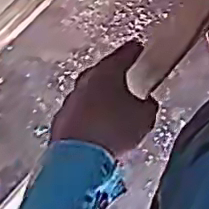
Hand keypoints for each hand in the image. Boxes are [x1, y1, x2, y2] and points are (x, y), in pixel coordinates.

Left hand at [50, 42, 157, 158]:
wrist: (78, 160)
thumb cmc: (113, 130)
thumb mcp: (145, 116)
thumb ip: (147, 104)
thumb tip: (146, 104)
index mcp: (108, 71)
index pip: (124, 54)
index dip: (133, 50)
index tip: (137, 48)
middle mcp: (86, 81)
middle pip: (102, 72)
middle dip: (113, 76)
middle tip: (126, 81)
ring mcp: (70, 102)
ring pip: (88, 94)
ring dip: (99, 99)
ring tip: (113, 111)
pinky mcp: (60, 124)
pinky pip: (78, 114)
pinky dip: (88, 117)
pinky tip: (98, 129)